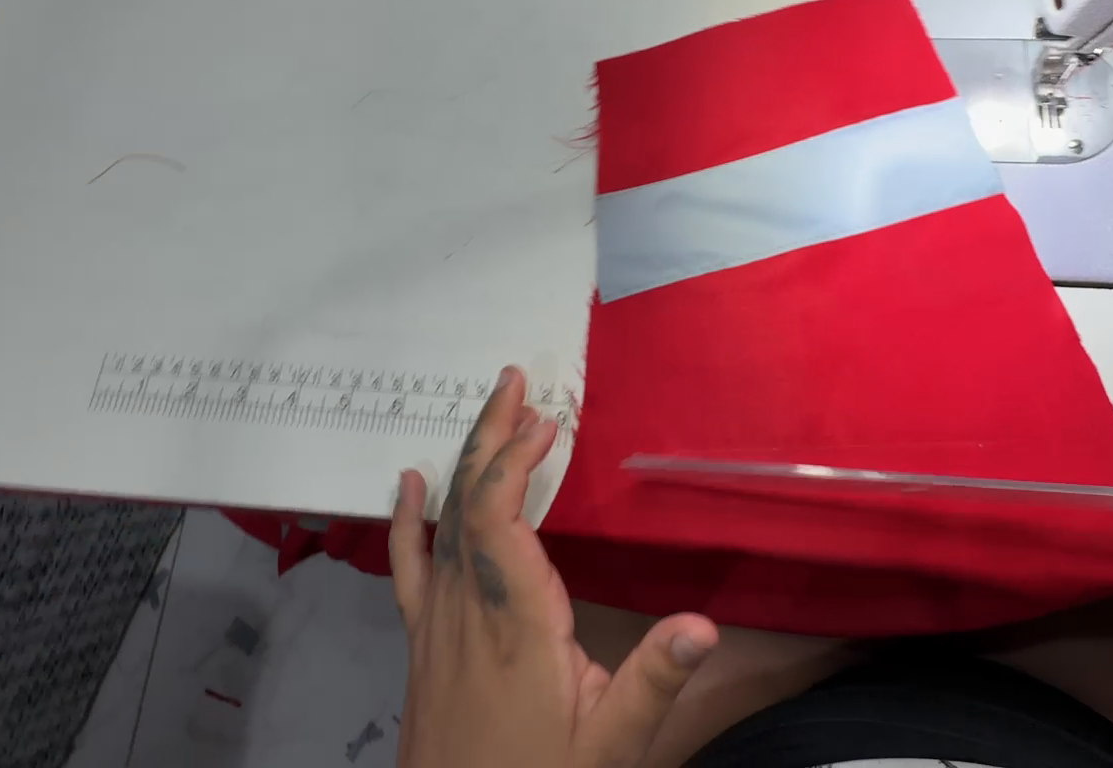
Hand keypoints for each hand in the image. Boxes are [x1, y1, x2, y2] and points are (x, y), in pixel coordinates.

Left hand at [390, 365, 718, 767]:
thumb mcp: (611, 747)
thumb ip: (654, 681)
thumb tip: (705, 625)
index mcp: (515, 620)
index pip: (497, 517)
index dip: (512, 460)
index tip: (545, 422)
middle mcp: (467, 608)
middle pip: (467, 501)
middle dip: (491, 435)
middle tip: (515, 381)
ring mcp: (437, 622)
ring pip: (442, 521)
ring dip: (465, 459)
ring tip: (491, 410)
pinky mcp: (423, 639)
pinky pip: (409, 565)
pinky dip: (408, 518)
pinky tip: (408, 482)